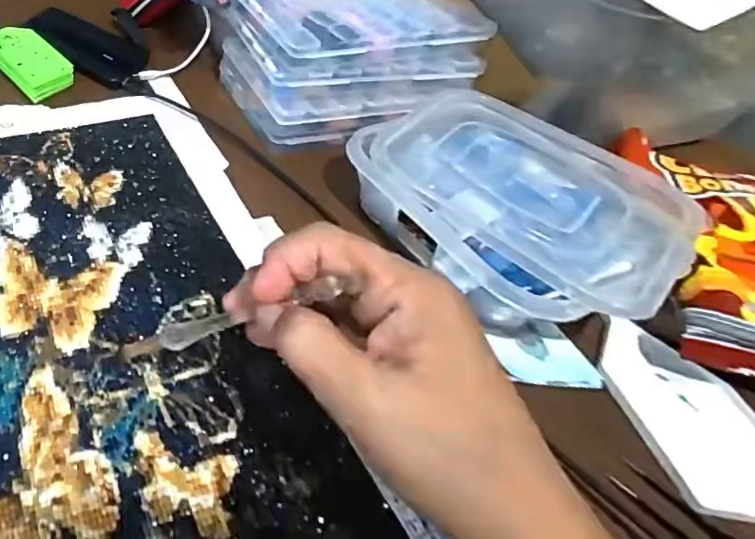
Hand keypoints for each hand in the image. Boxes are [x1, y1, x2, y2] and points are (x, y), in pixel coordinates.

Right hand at [224, 223, 603, 538]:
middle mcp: (406, 291)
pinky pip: (343, 322)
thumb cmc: (444, 454)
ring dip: (287, 306)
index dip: (280, 262)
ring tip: (249, 328)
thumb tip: (264, 311)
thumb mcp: (363, 398)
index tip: (251, 302)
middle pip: (324, 265)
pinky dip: (308, 328)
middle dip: (276, 283)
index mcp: (407, 288)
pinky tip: (280, 341)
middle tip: (235, 314)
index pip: (325, 244)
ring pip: (329, 293)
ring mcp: (405, 320)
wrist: (518, 524)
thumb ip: (305, 342)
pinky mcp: (400, 347)